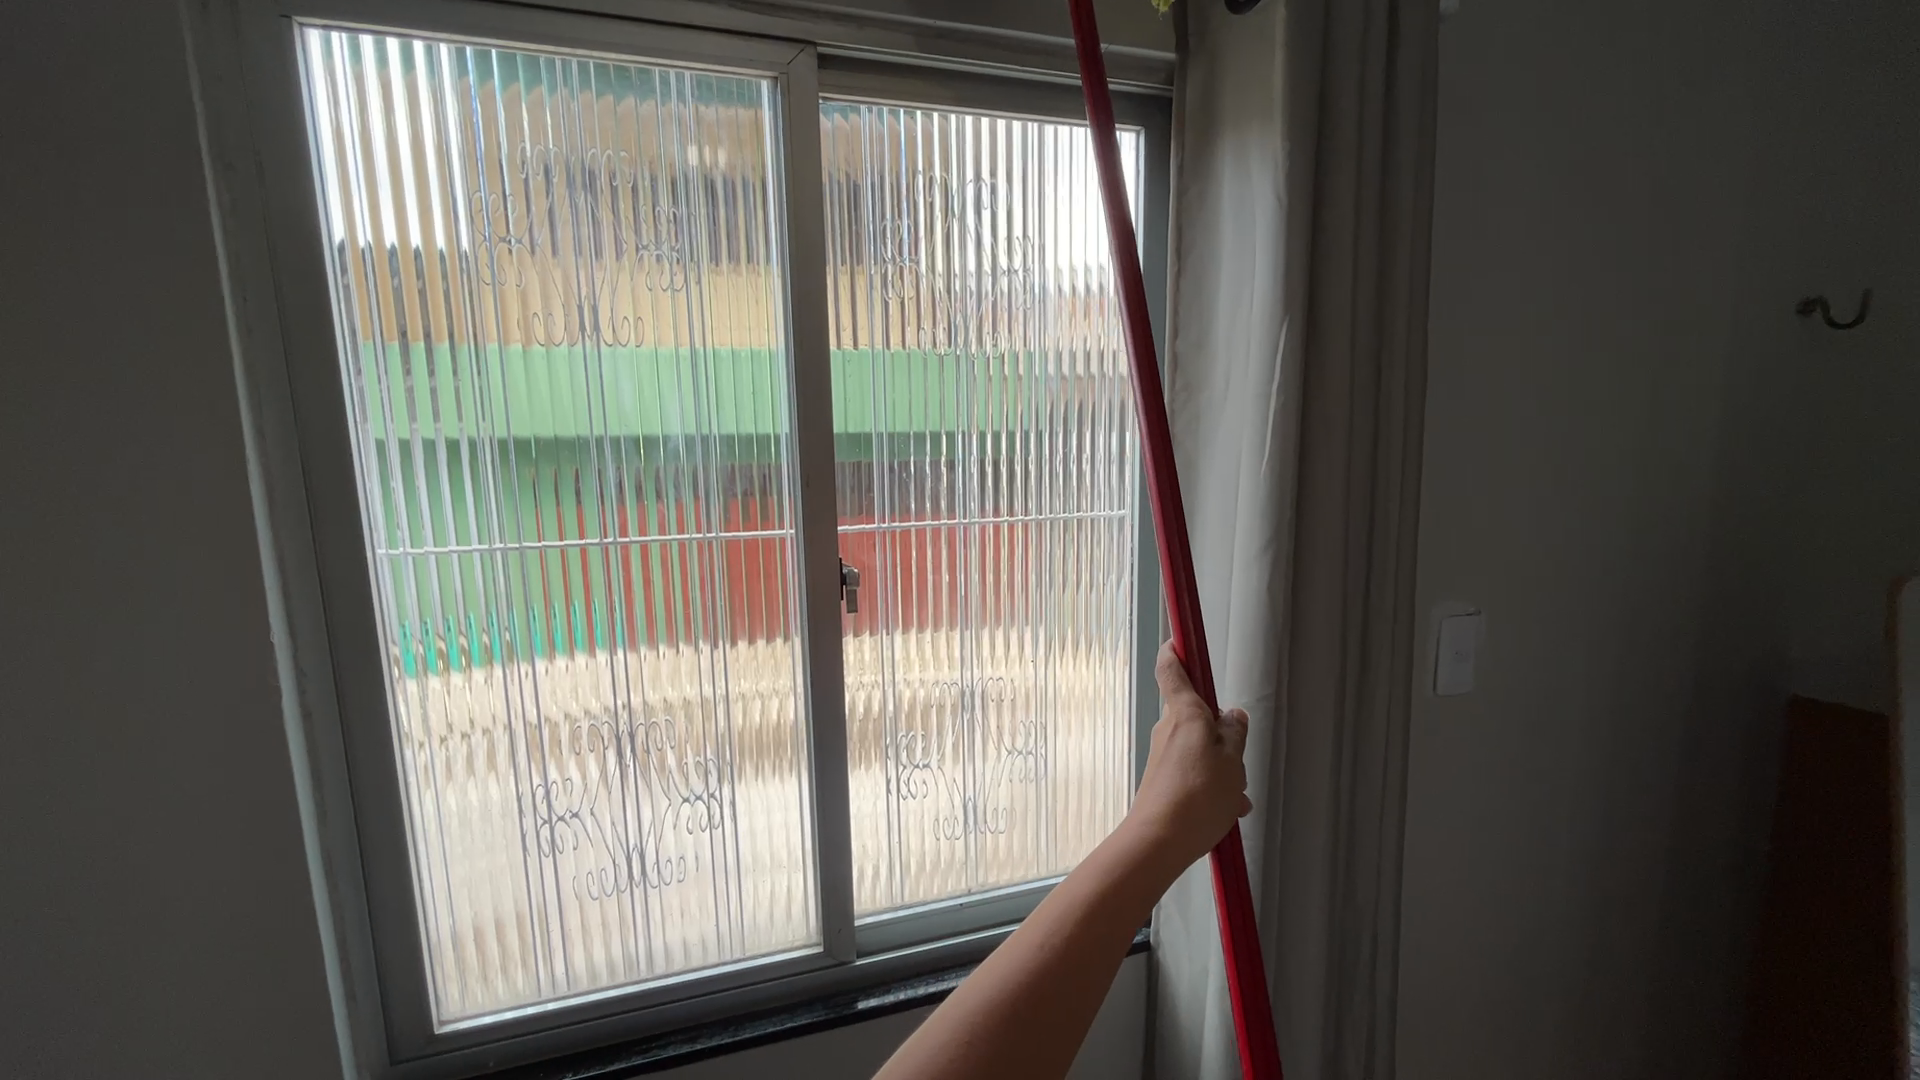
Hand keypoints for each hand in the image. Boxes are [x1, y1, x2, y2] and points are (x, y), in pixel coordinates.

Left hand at [1124, 642, 1250, 873]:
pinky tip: (1228, 811)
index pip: (1171, 671)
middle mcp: (1168, 729)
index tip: (1179, 641)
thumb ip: (1234, 735)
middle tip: (1237, 760)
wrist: (1159, 841)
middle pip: (1196, 715)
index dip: (1174, 652)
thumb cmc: (1198, 796)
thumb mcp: (1231, 763)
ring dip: (1222, 767)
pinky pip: (1195, 773)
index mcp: (1184, 714)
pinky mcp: (1163, 779)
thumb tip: (1233, 715)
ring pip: (1200, 749)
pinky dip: (1213, 787)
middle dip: (1221, 734)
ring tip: (1236, 796)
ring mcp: (1164, 755)